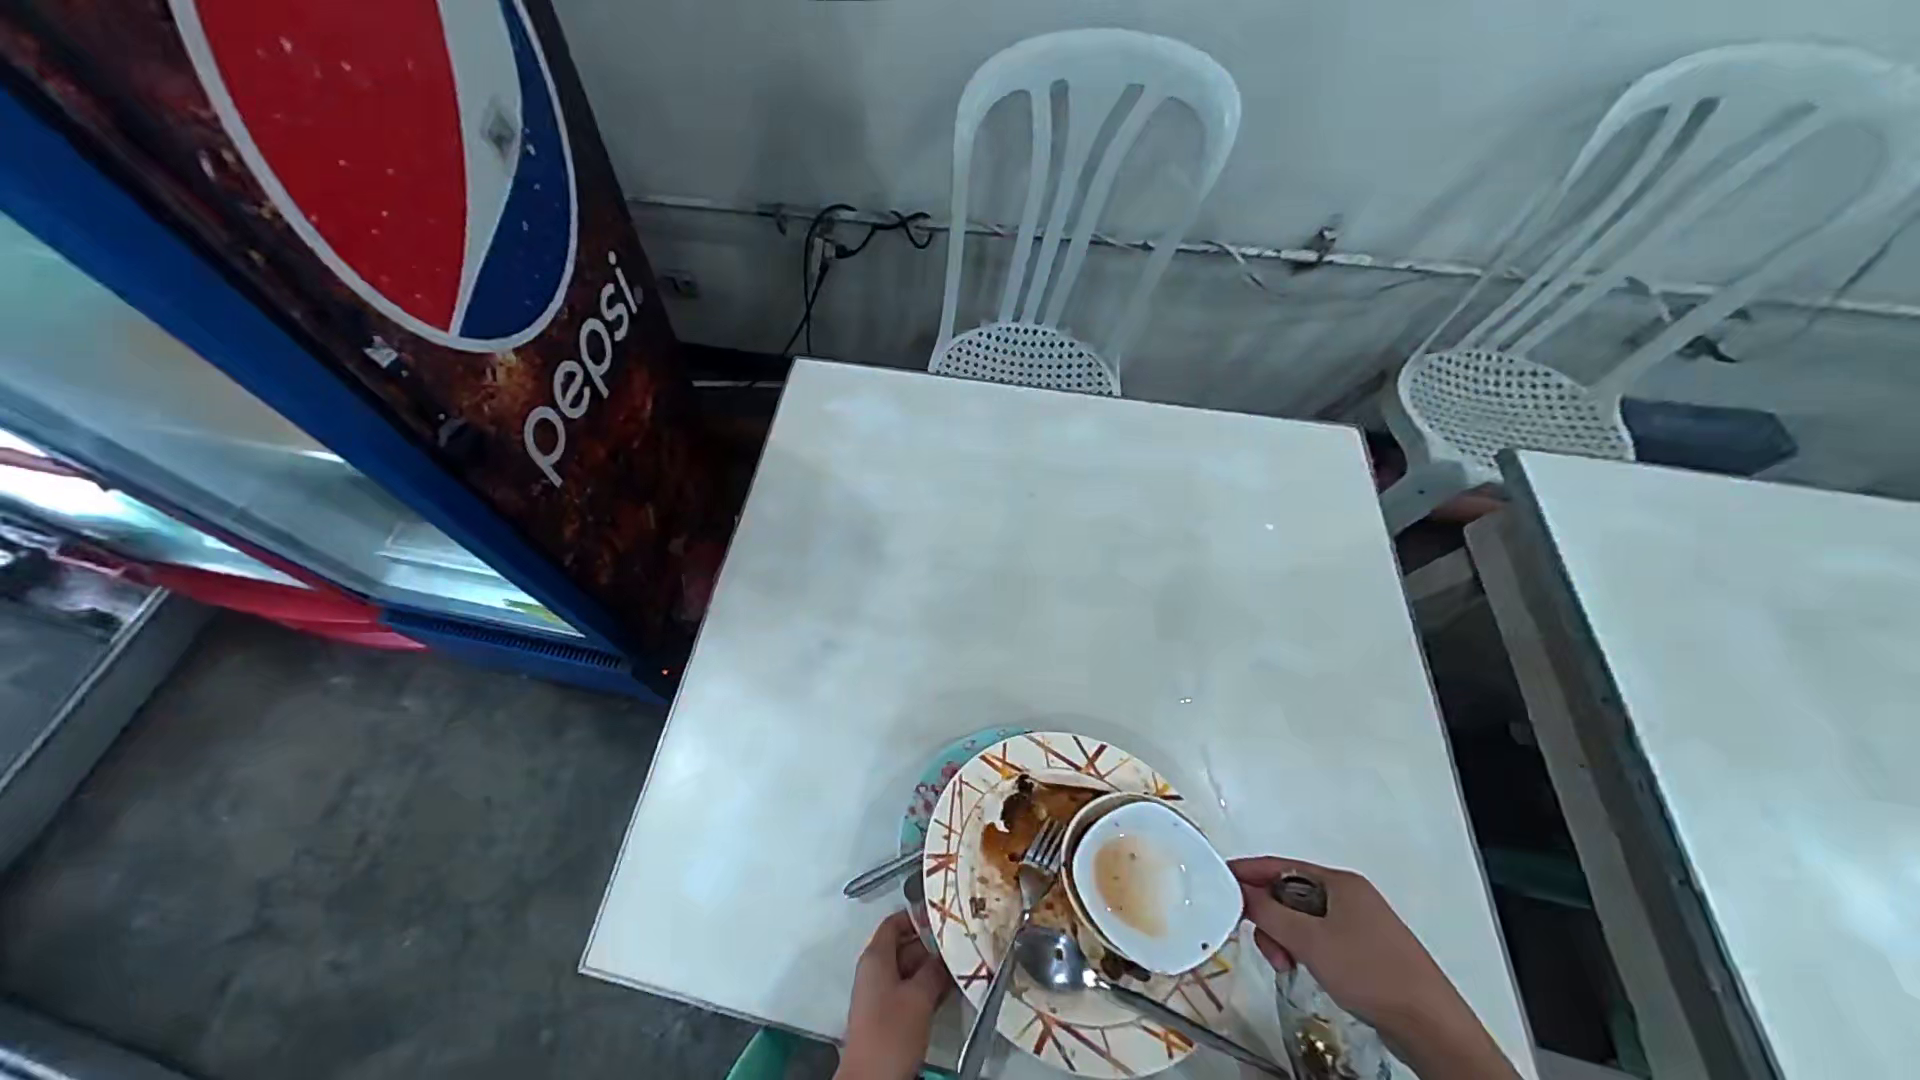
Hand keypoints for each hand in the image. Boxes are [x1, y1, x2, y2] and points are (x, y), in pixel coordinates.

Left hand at [836, 911, 950, 1079]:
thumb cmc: (891, 1033)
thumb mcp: (919, 997)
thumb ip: (934, 970)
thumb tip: (945, 955)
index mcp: (876, 957)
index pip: (895, 922)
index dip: (917, 917)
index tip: (942, 916)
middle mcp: (875, 970)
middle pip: (904, 945)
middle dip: (931, 945)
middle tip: (959, 944)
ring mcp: (880, 993)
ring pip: (909, 969)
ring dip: (932, 968)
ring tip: (960, 966)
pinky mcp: (888, 1014)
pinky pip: (909, 990)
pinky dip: (926, 987)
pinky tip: (948, 991)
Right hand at [1230, 857, 1519, 1079]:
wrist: (1431, 1027)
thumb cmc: (1368, 971)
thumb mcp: (1308, 940)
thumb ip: (1267, 912)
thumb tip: (1238, 891)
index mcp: (1339, 881)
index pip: (1280, 866)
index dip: (1247, 872)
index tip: (1219, 880)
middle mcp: (1350, 895)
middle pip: (1290, 893)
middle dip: (1269, 916)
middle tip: (1264, 944)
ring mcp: (1360, 923)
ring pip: (1303, 919)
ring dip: (1285, 937)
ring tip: (1285, 963)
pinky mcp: (1366, 949)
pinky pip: (1320, 937)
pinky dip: (1304, 949)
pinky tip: (1304, 968)